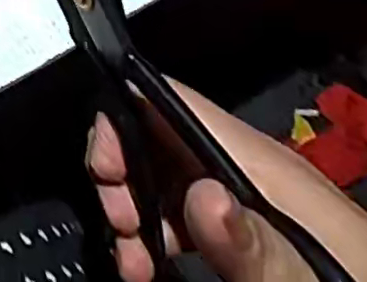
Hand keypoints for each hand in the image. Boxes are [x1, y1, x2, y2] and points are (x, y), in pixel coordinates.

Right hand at [88, 79, 366, 281]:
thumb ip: (264, 249)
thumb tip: (200, 194)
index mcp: (260, 163)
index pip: (168, 100)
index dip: (121, 116)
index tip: (102, 170)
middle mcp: (248, 172)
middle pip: (156, 138)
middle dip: (122, 172)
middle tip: (119, 230)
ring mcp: (250, 205)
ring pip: (166, 181)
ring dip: (135, 211)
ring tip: (133, 262)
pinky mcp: (254, 238)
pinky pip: (187, 218)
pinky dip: (157, 236)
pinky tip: (152, 267)